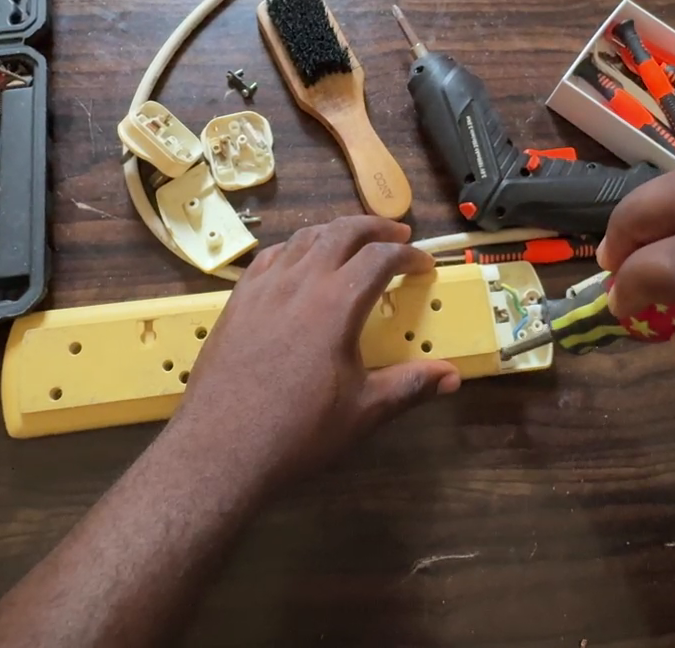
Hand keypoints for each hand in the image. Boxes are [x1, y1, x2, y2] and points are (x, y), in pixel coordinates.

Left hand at [170, 216, 461, 487]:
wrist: (220, 449)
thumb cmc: (298, 431)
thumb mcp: (363, 412)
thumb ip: (410, 386)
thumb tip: (453, 377)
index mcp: (337, 302)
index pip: (380, 257)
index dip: (408, 255)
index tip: (423, 265)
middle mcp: (301, 281)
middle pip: (342, 231)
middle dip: (375, 226)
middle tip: (397, 234)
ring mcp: (265, 286)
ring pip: (305, 238)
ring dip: (336, 231)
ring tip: (353, 241)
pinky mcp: (238, 299)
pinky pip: (271, 256)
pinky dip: (295, 249)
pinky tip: (299, 262)